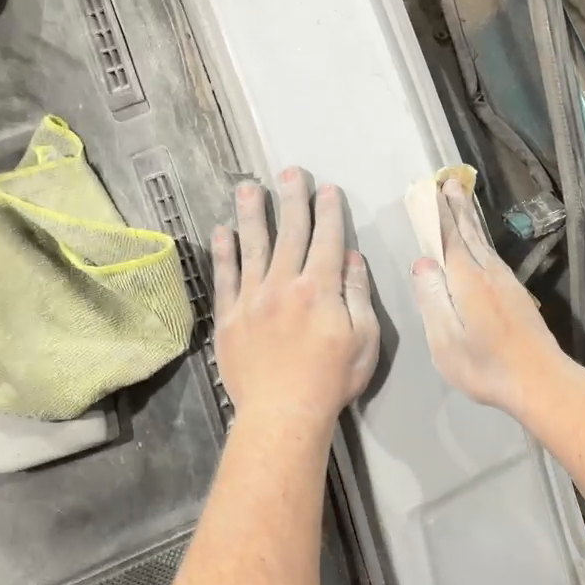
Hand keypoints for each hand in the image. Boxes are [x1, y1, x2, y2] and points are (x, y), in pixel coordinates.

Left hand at [213, 169, 378, 444]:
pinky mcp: (229, 316)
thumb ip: (357, 294)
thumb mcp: (363, 338)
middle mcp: (283, 284)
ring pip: (252, 246)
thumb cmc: (332, 379)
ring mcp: (252, 299)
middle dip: (293, 200)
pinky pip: (225, 276)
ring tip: (249, 187)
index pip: (327, 240)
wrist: (282, 413)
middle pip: (290, 234)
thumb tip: (351, 257)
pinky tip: (222, 231)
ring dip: (252, 214)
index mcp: (320, 289)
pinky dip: (224, 251)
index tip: (328, 189)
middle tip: (291, 172)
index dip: (329, 212)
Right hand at [410, 180, 572, 414]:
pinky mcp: (518, 296)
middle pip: (470, 233)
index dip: (439, 213)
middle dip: (458, 207)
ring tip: (463, 203)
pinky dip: (482, 241)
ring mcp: (507, 284)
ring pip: (484, 243)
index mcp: (468, 280)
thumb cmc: (486, 366)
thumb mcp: (445, 340)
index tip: (431, 188)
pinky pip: (493, 256)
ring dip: (471, 221)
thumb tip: (423, 263)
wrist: (540, 381)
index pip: (449, 237)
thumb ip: (433, 299)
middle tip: (450, 181)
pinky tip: (482, 246)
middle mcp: (489, 274)